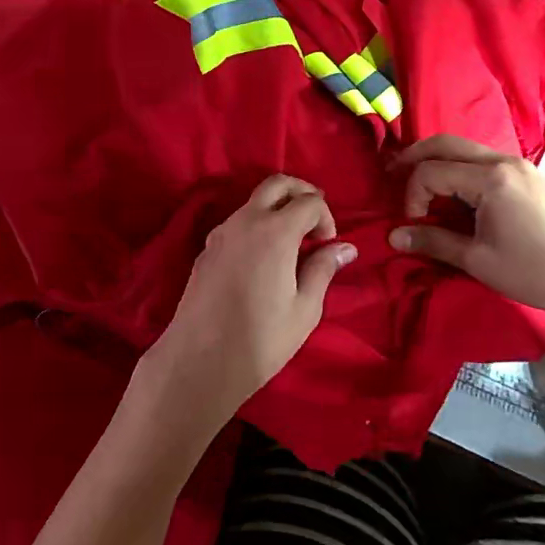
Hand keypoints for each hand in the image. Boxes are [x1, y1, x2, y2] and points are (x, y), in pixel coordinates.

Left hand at [144, 175, 356, 420]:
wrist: (200, 361)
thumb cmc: (261, 339)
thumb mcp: (305, 308)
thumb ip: (323, 269)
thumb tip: (344, 248)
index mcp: (275, 231)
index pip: (309, 201)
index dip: (326, 217)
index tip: (327, 246)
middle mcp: (245, 221)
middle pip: (276, 184)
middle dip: (301, 193)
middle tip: (314, 222)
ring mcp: (220, 234)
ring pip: (253, 202)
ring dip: (277, 210)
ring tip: (291, 245)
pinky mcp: (205, 250)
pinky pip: (237, 223)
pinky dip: (256, 226)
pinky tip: (263, 261)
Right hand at [388, 135, 544, 322]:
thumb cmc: (536, 271)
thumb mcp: (478, 260)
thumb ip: (433, 241)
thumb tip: (394, 235)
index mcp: (490, 177)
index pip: (432, 170)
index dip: (412, 195)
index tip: (413, 226)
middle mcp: (504, 161)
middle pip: (446, 143)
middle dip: (414, 158)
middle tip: (390, 176)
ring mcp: (520, 166)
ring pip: (465, 150)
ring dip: (437, 164)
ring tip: (418, 189)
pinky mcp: (528, 177)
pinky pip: (483, 163)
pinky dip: (459, 172)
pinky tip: (453, 197)